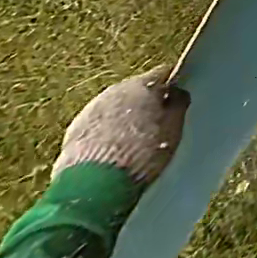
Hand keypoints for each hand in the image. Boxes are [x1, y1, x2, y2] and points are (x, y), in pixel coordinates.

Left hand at [53, 65, 189, 183]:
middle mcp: (116, 89)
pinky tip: (112, 154)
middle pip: (137, 90)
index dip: (171, 85)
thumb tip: (179, 93)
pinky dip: (105, 133)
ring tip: (133, 146)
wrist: (97, 183)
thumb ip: (177, 106)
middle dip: (146, 104)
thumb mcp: (172, 131)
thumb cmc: (141, 157)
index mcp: (143, 86)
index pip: (162, 74)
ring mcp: (94, 106)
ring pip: (115, 106)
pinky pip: (97, 124)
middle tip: (156, 128)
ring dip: (124, 119)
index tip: (176, 97)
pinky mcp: (77, 126)